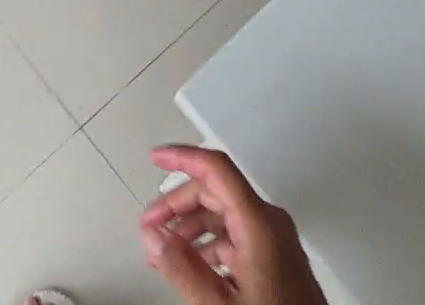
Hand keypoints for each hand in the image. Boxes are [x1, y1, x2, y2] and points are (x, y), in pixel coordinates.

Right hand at [139, 146, 328, 304]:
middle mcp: (269, 222)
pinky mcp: (276, 260)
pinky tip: (191, 267)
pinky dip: (208, 245)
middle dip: (177, 204)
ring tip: (162, 251)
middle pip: (215, 192)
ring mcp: (275, 241)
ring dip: (189, 227)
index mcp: (258, 223)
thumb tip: (153, 234)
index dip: (183, 157)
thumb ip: (183, 268)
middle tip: (148, 226)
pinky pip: (235, 237)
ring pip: (223, 215)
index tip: (154, 158)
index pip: (217, 169)